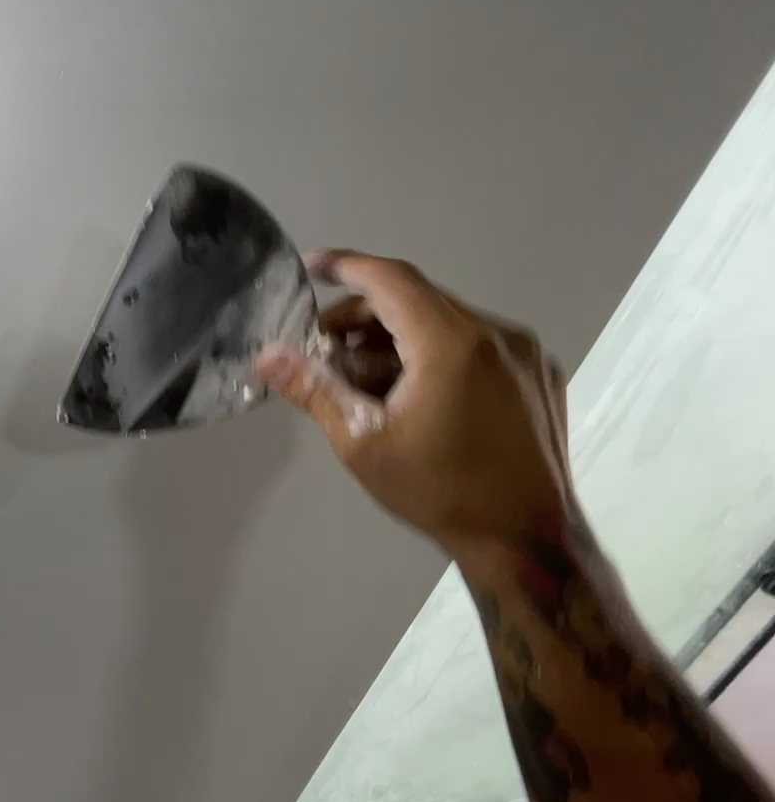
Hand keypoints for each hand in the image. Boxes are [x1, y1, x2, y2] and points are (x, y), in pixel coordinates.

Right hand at [255, 249, 574, 554]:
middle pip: (415, 299)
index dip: (346, 266)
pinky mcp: (534, 374)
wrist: (524, 535)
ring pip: (443, 321)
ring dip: (391, 336)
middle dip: (359, 315)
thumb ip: (313, 388)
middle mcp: (495, 334)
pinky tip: (404, 392)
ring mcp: (522, 353)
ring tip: (356, 379)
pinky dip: (427, 351)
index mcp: (451, 344)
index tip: (308, 266)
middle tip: (319, 350)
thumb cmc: (434, 488)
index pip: (391, 280)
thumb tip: (267, 354)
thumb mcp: (359, 439)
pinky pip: (471, 343)